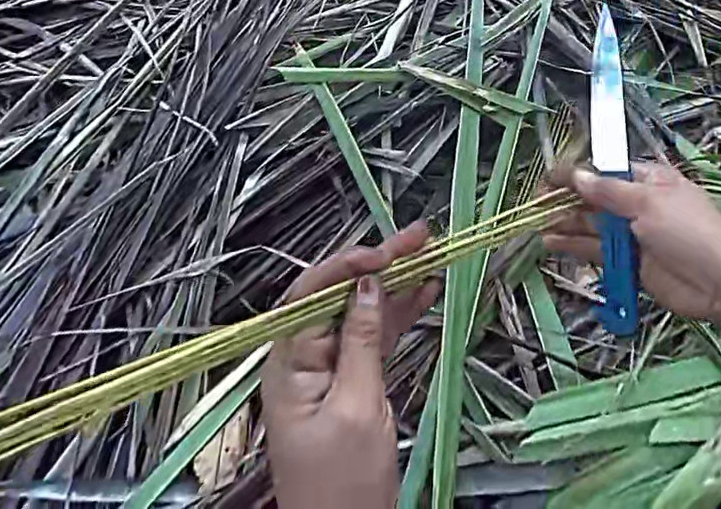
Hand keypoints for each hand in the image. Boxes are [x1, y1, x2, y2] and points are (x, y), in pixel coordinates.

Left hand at [260, 222, 442, 508]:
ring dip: (397, 280)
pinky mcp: (354, 376)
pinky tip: (425, 290)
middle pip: (342, 293)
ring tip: (430, 252)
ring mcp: (331, 365)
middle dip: (380, 262)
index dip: (347, 265)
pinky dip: (401, 310)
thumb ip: (361, 342)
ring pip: (364, 307)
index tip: (384, 253)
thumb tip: (367, 286)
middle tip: (418, 237)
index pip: (312, 294)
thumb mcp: (356, 409)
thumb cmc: (342, 487)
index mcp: (290, 362)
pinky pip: (377, 332)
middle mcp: (306, 355)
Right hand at [542, 162, 720, 323]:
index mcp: (648, 180)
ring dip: (566, 224)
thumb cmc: (688, 231)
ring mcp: (633, 234)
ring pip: (592, 226)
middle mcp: (638, 204)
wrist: (720, 284)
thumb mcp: (647, 202)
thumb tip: (577, 175)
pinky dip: (575, 247)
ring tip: (537, 226)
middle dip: (566, 201)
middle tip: (536, 205)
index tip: (549, 178)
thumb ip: (607, 192)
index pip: (605, 171)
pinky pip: (597, 251)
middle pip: (595, 199)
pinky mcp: (630, 263)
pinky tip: (552, 245)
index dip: (577, 174)